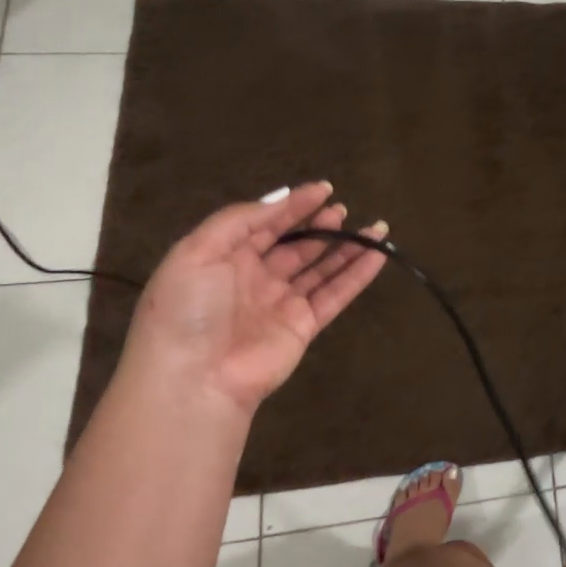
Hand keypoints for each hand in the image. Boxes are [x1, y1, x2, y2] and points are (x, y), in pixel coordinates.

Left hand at [119, 182, 387, 414]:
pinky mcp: (304, 326)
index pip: (265, 224)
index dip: (293, 205)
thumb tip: (281, 198)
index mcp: (224, 258)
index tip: (324, 189)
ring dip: (347, 247)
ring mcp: (281, 303)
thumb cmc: (187, 309)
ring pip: (322, 268)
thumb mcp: (197, 251)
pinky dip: (358, 275)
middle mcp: (255, 278)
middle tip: (343, 210)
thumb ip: (240, 220)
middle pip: (296, 245)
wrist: (194, 378)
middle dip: (320, 225)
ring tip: (375, 227)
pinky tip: (378, 255)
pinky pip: (336, 295)